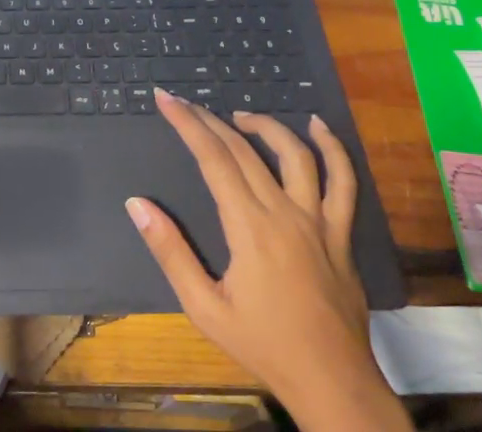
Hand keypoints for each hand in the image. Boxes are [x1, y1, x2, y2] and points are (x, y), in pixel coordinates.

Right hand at [127, 91, 408, 430]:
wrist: (332, 381)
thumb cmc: (262, 345)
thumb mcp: (203, 307)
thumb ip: (171, 252)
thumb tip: (137, 204)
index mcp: (249, 227)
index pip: (214, 159)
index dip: (188, 124)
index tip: (166, 100)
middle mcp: (285, 213)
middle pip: (246, 151)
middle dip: (211, 121)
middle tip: (186, 103)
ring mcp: (319, 220)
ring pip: (296, 155)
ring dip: (266, 127)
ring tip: (240, 116)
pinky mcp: (342, 234)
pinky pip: (344, 182)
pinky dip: (334, 149)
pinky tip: (319, 128)